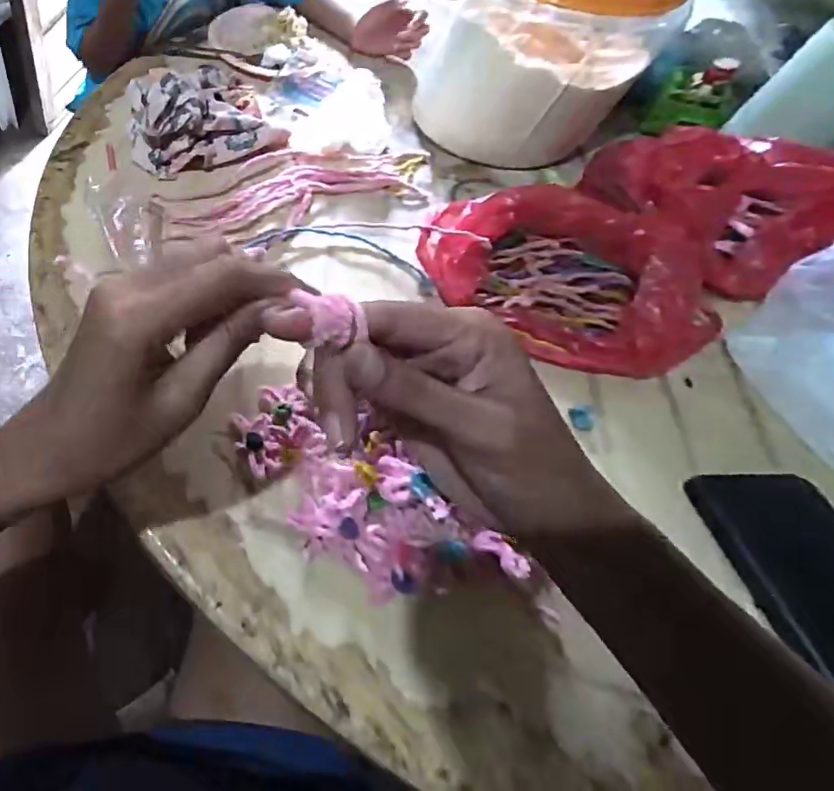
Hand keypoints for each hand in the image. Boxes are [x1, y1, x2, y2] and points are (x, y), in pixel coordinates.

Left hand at [0, 239, 299, 507]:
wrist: (47, 445)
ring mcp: (118, 281)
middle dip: (253, 278)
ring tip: (245, 327)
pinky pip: (174, 271)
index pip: (221, 274)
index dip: (272, 281)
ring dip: (228, 281)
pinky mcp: (117, 288)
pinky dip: (203, 287)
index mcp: (138, 314)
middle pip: (209, 253)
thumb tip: (285, 310)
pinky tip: (208, 325)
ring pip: (193, 256)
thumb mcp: (180, 401)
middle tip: (283, 317)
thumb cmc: (112, 441)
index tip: (310, 299)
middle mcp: (126, 282)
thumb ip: (229, 344)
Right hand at [265, 301, 630, 537]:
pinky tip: (341, 435)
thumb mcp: (475, 428)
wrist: (549, 517)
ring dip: (331, 393)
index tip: (284, 328)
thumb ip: (410, 388)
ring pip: (348, 360)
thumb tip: (347, 350)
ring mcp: (413, 368)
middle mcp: (432, 340)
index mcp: (462, 332)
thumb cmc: (529, 469)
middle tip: (334, 431)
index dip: (334, 321)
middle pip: (358, 335)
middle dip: (334, 375)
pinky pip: (353, 387)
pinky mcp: (398, 396)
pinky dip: (337, 406)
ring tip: (340, 439)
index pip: (384, 315)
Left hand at [348, 0, 428, 58]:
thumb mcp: (379, 8)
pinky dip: (404, 54)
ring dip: (411, 43)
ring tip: (397, 44)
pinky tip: (394, 52)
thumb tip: (406, 2)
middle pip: (424, 30)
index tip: (411, 25)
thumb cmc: (368, 17)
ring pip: (417, 42)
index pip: (422, 15)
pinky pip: (407, 54)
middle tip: (404, 36)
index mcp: (406, 15)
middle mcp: (407, 27)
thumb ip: (393, 4)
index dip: (420, 20)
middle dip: (418, 33)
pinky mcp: (395, 51)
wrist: (356, 31)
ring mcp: (402, 40)